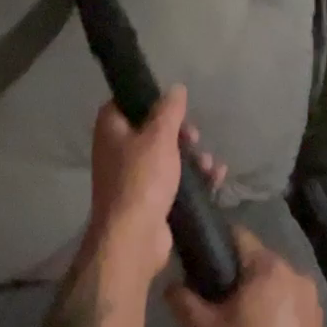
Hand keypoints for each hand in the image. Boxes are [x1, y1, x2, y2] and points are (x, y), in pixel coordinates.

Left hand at [87, 85, 226, 284]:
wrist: (134, 238)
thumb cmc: (142, 180)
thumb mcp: (159, 138)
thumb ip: (169, 111)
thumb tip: (175, 88)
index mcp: (111, 130)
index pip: (125, 103)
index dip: (149, 100)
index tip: (174, 105)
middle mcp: (117, 151)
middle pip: (152, 130)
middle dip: (180, 133)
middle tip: (193, 137)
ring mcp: (133, 177)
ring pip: (167, 157)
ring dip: (192, 157)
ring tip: (209, 163)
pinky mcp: (149, 199)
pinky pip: (174, 181)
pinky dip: (194, 178)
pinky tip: (215, 178)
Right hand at [167, 228, 326, 326]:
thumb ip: (179, 296)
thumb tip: (174, 282)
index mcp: (270, 267)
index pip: (233, 235)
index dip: (208, 247)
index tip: (190, 267)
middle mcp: (297, 275)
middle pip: (251, 261)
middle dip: (227, 277)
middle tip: (203, 304)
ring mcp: (311, 303)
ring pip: (268, 286)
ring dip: (247, 298)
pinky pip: (283, 307)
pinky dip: (265, 316)